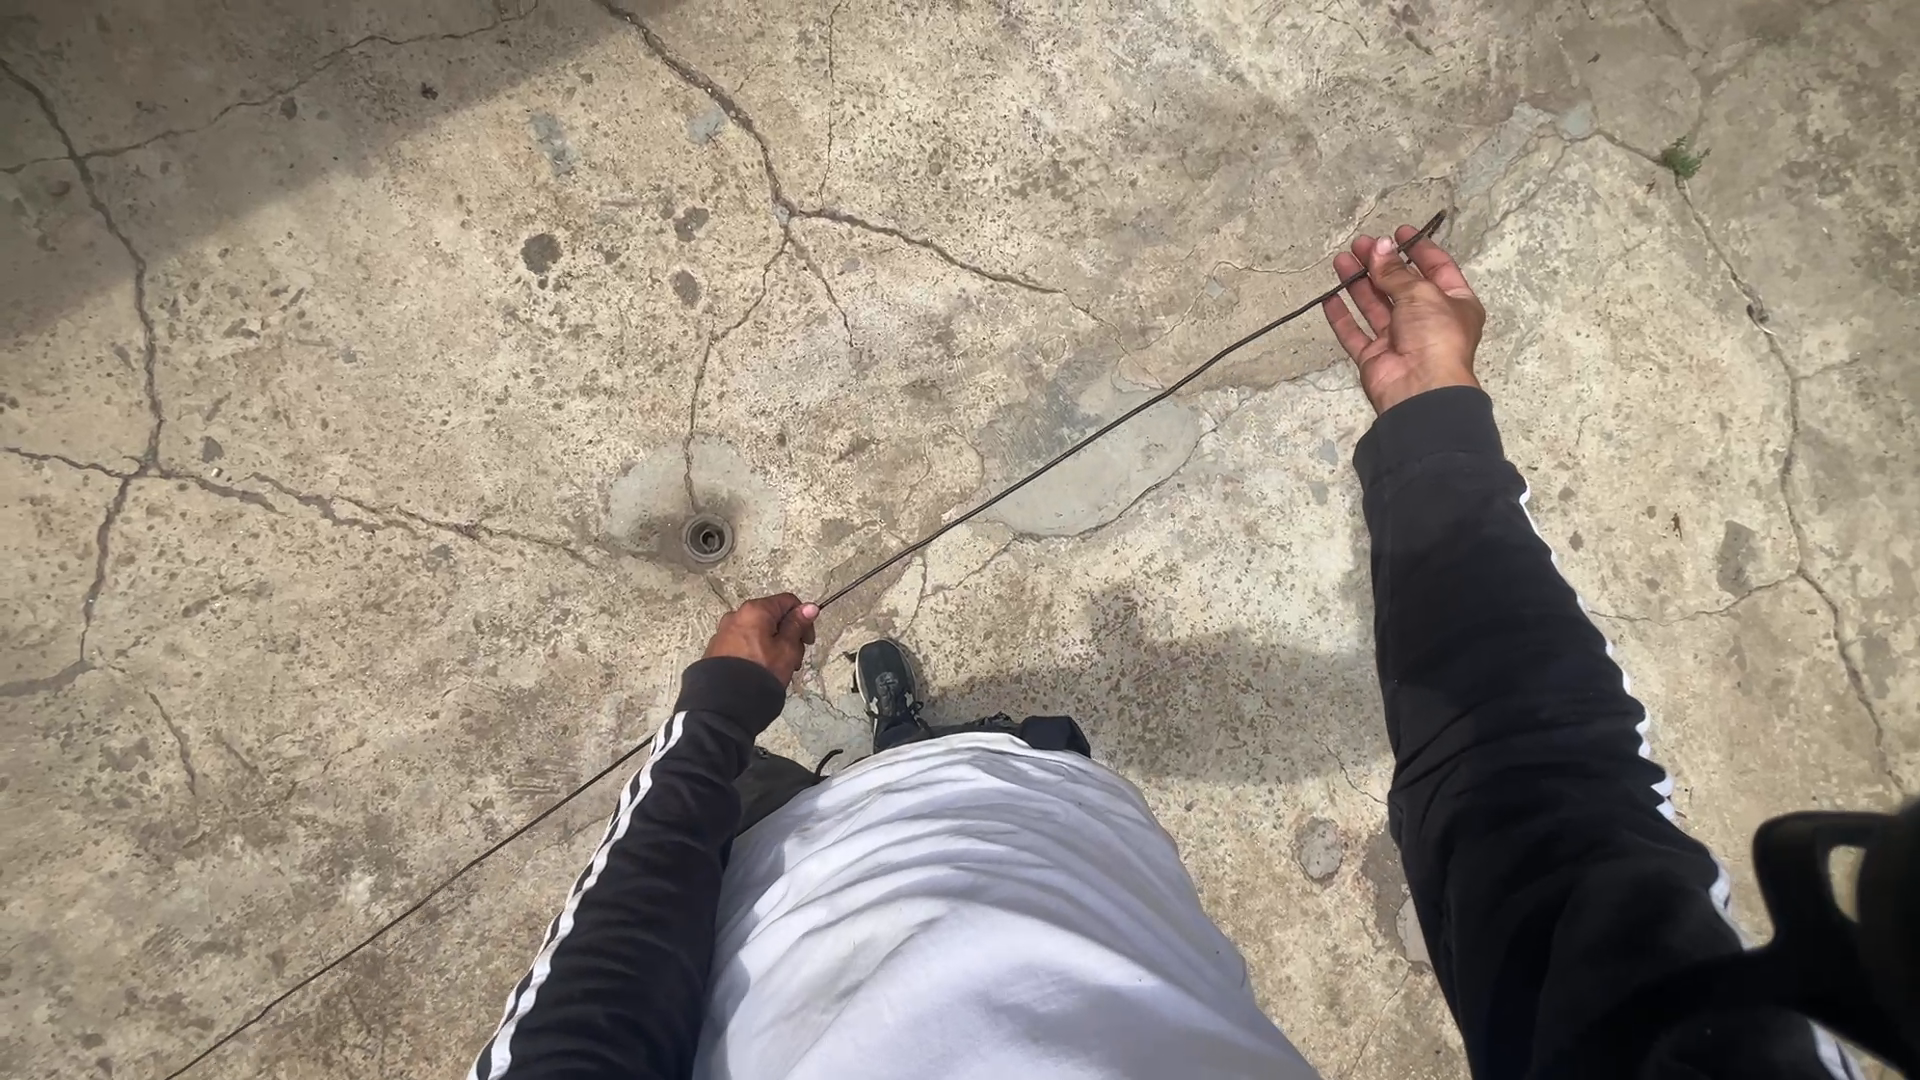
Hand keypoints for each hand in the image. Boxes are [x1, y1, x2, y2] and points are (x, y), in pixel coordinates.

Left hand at [703, 593, 817, 686]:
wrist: (726, 702)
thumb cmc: (760, 672)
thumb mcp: (787, 648)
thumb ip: (798, 625)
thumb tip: (809, 607)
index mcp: (755, 610)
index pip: (788, 602)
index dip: (804, 619)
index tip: (807, 640)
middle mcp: (736, 615)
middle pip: (772, 617)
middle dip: (788, 635)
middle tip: (794, 658)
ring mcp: (724, 632)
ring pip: (759, 632)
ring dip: (773, 646)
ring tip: (778, 669)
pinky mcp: (717, 649)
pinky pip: (744, 644)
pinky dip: (756, 652)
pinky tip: (760, 671)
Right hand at [1321, 226, 1485, 414]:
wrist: (1419, 387)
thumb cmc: (1434, 336)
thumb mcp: (1422, 294)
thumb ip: (1396, 272)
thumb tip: (1379, 248)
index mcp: (1452, 302)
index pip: (1435, 268)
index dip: (1417, 249)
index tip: (1397, 231)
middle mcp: (1426, 318)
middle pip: (1399, 285)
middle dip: (1380, 264)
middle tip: (1360, 244)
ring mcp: (1397, 338)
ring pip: (1374, 306)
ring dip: (1358, 283)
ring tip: (1341, 260)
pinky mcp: (1373, 356)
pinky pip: (1354, 333)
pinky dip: (1341, 317)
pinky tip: (1329, 298)